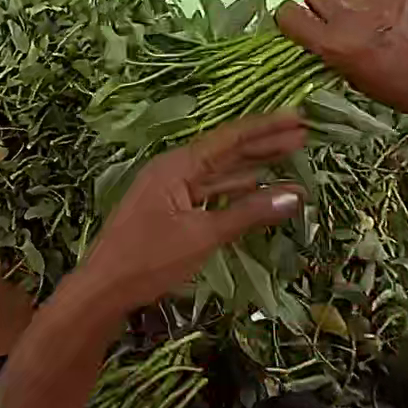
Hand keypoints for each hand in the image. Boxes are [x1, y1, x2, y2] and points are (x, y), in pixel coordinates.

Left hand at [69, 113, 306, 315]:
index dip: (266, 128)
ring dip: (254, 168)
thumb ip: (249, 213)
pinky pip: (210, 193)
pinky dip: (236, 192)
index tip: (298, 118)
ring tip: (290, 158)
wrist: (103, 290)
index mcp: (178, 166)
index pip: (230, 139)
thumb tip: (295, 195)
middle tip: (304, 135)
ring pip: (220, 173)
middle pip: (226, 152)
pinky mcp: (172, 210)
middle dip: (264, 144)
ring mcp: (172, 190)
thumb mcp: (203, 235)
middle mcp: (175, 170)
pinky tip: (258, 189)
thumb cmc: (149, 260)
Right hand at [275, 0, 407, 126]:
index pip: (288, 15)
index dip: (294, 16)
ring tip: (374, 0)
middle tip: (347, 13)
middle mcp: (347, 14)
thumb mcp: (357, 80)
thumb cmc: (407, 90)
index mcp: (332, 45)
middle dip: (326, 0)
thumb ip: (333, 51)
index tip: (305, 20)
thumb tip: (324, 32)